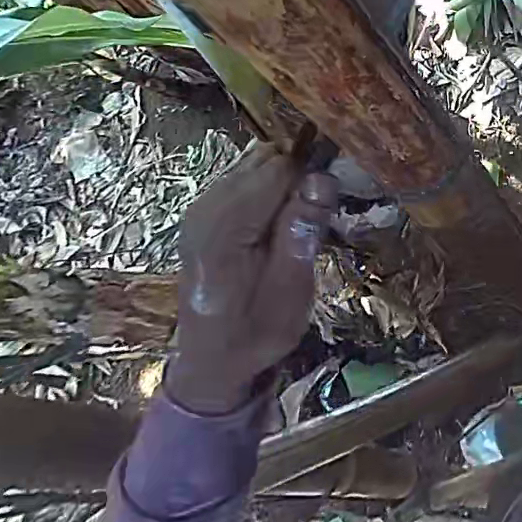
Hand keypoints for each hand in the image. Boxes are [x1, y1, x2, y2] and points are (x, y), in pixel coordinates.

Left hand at [164, 145, 337, 413]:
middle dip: (295, 182)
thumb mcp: (290, 292)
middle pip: (268, 160)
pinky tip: (270, 227)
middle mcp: (206, 204)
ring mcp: (200, 203)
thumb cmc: (256, 332)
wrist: (212, 361)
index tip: (320, 217)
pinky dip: (266, 192)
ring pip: (257, 164)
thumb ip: (302, 231)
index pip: (280, 168)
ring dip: (281, 186)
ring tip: (288, 229)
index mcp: (225, 226)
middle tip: (305, 227)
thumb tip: (321, 177)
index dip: (309, 184)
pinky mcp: (203, 208)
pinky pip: (244, 177)